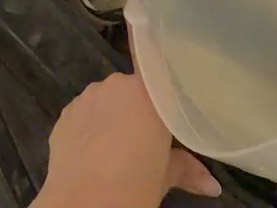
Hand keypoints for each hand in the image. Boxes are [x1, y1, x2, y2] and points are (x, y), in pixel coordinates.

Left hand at [34, 72, 220, 207]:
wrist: (83, 204)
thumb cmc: (133, 185)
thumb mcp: (164, 178)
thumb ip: (186, 170)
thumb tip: (212, 185)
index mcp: (146, 93)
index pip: (159, 80)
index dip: (163, 95)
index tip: (168, 111)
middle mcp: (115, 85)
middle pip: (132, 91)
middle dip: (139, 112)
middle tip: (149, 140)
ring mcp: (86, 97)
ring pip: (106, 101)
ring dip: (114, 118)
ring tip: (120, 151)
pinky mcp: (64, 113)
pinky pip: (84, 115)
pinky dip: (91, 129)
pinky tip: (95, 154)